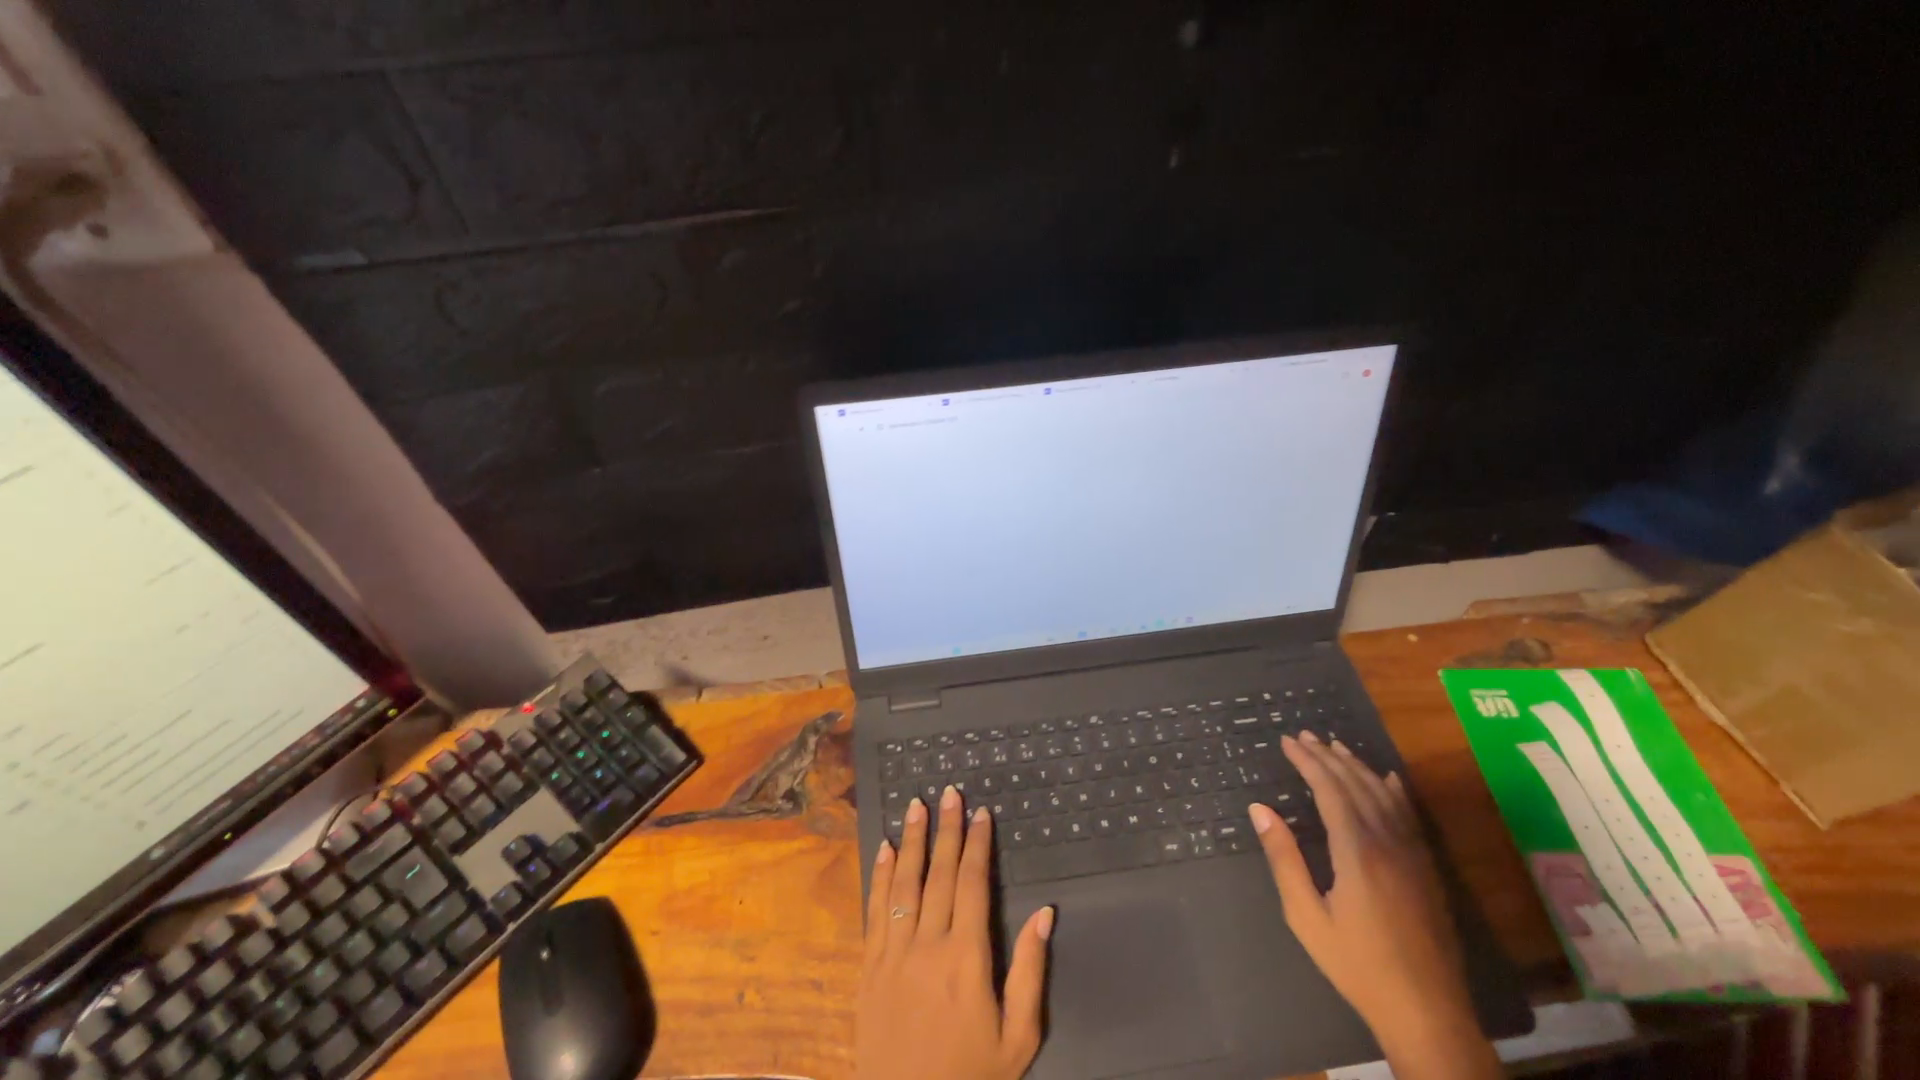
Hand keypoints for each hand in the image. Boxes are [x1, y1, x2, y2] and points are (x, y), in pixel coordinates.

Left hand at [857, 786, 1054, 1079]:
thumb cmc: (973, 1076)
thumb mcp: (1019, 1034)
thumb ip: (1029, 970)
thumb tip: (1044, 912)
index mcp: (967, 957)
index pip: (972, 885)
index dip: (977, 845)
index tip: (981, 813)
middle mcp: (926, 945)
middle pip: (938, 874)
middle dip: (946, 830)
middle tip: (950, 791)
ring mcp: (892, 955)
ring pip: (903, 884)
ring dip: (912, 841)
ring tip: (917, 805)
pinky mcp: (868, 969)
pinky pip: (875, 912)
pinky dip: (880, 876)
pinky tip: (886, 849)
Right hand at [1249, 734, 1498, 1078]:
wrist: (1425, 1006)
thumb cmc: (1356, 964)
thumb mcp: (1307, 916)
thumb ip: (1285, 859)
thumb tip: (1260, 810)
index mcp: (1356, 851)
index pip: (1329, 790)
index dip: (1308, 762)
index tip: (1288, 741)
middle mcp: (1388, 841)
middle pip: (1357, 785)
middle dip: (1328, 757)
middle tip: (1304, 736)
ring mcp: (1412, 853)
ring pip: (1384, 795)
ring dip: (1358, 767)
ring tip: (1335, 747)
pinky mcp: (1426, 867)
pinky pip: (1408, 814)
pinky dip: (1393, 790)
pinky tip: (1387, 779)